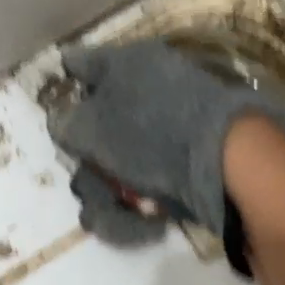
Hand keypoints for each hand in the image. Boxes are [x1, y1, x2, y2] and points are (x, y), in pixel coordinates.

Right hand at [48, 39, 284, 253]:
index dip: (60, 85)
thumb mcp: (92, 127)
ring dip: (107, 195)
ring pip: (116, 164)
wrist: (232, 166)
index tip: (52, 111)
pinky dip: (136, 209)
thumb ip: (67, 125)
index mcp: (124, 64)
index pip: (77, 63)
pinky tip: (144, 221)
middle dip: (87, 162)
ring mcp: (167, 128)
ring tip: (114, 211)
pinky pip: (145, 185)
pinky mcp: (184, 166)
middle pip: (94, 125)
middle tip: (92, 176)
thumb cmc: (153, 133)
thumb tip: (62, 123)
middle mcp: (146, 89)